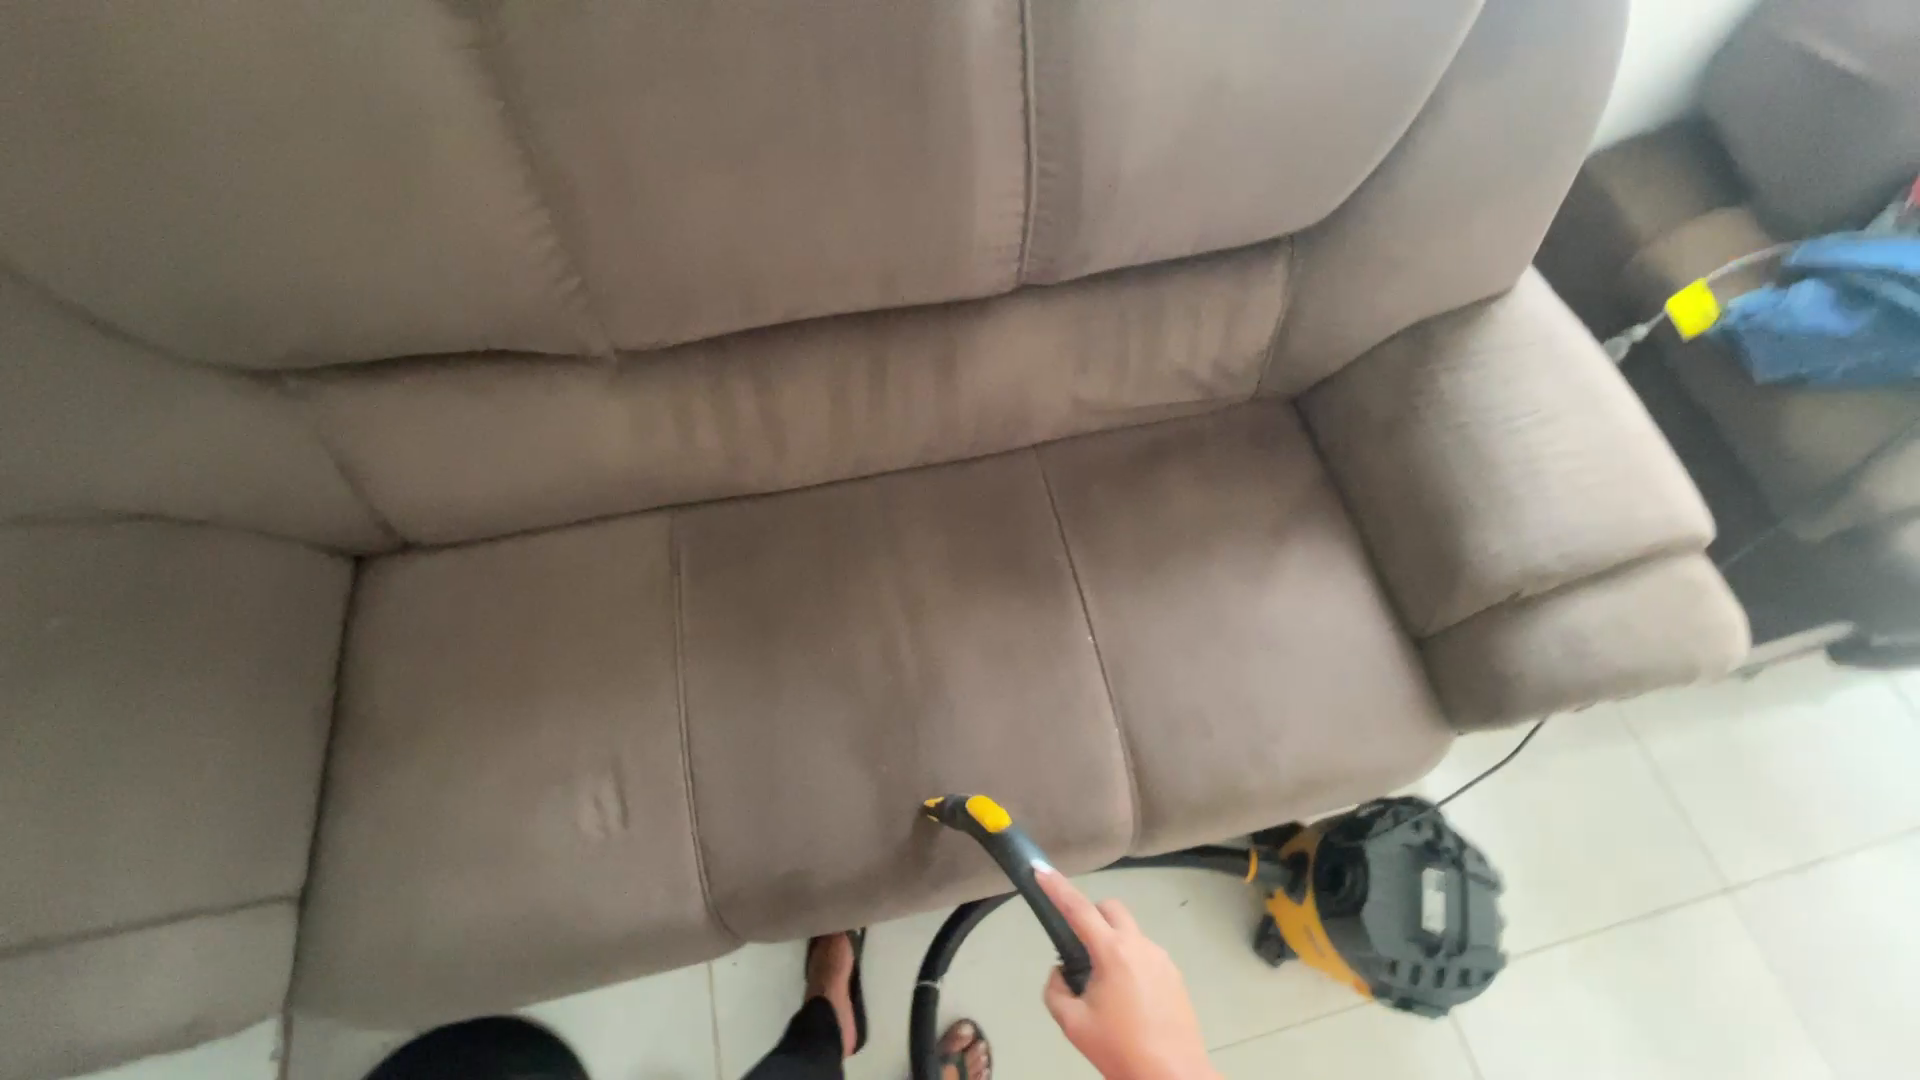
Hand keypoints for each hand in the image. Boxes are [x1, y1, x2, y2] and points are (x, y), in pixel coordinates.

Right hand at [1036, 865, 1218, 1079]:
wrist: (1175, 1078)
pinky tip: (1129, 1001)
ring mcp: (1161, 958)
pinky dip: (1131, 962)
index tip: (1040, 869)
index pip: (1078, 909)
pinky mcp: (1175, 974)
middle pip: (1110, 908)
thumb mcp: (1074, 1025)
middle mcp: (1138, 945)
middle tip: (1080, 949)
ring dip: (1112, 943)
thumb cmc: (1121, 1051)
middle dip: (1092, 915)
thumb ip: (1056, 990)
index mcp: (1112, 952)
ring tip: (1107, 989)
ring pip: (1129, 932)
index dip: (1056, 887)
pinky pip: (1145, 954)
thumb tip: (1061, 972)